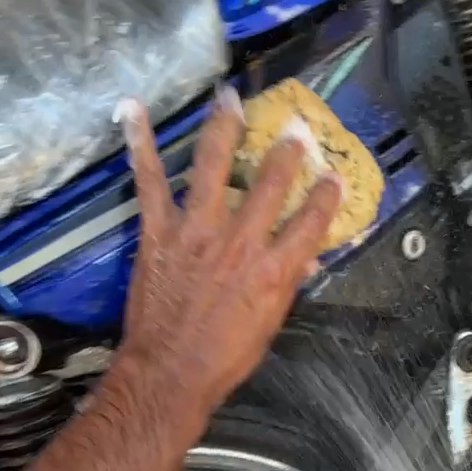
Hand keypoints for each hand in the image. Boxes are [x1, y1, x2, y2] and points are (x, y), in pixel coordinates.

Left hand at [113, 88, 341, 417]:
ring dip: (224, 128)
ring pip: (212, 166)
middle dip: (287, 154)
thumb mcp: (270, 324)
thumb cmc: (226, 357)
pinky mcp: (159, 232)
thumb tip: (304, 258)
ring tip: (230, 98)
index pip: (310, 223)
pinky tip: (135, 111)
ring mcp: (197, 231)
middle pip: (270, 185)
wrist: (171, 372)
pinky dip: (140, 145)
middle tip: (296, 129)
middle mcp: (240, 243)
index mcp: (274, 271)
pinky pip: (149, 181)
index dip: (327, 196)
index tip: (335, 177)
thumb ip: (285, 284)